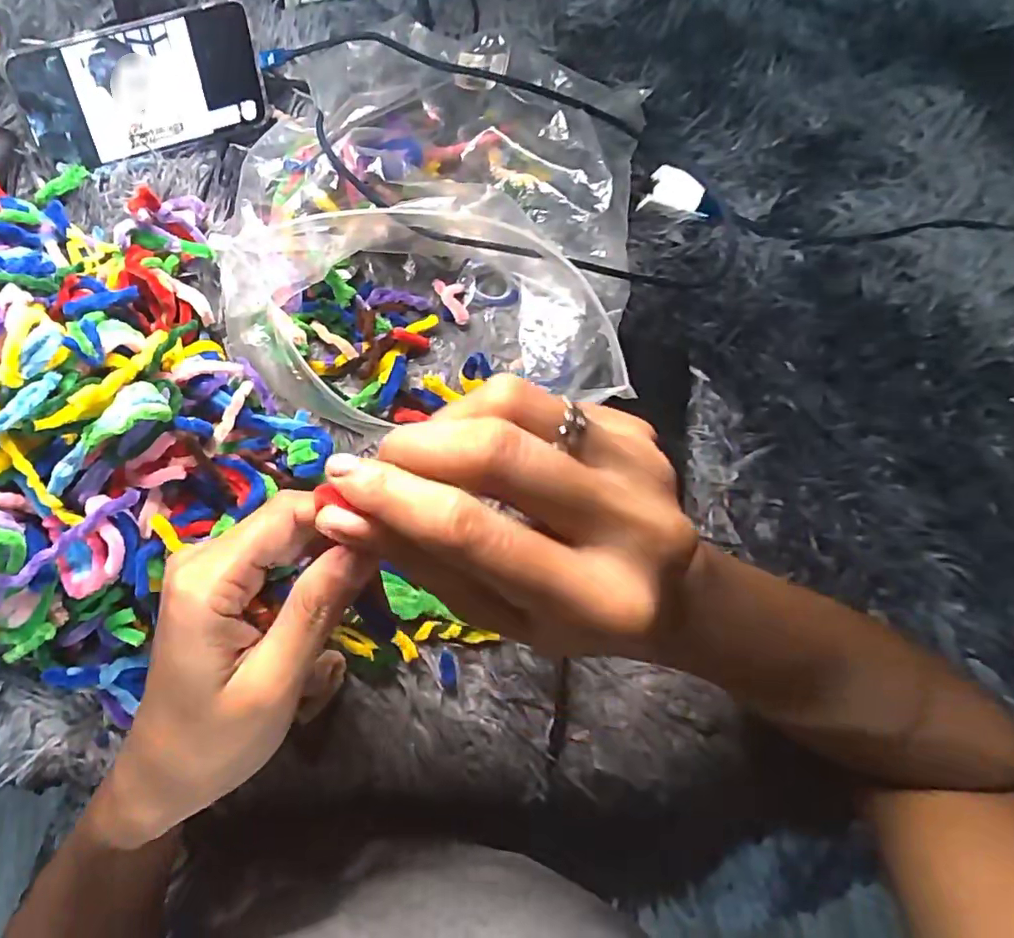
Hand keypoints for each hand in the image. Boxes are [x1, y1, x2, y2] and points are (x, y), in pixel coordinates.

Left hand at [90, 491, 375, 847]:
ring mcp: (203, 564)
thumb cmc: (215, 742)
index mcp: (206, 578)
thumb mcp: (274, 681)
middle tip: (380, 578)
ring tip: (360, 595)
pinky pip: (268, 558)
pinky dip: (301, 574)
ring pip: (280, 537)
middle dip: (334, 540)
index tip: (386, 539)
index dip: (338, 515)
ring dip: (322, 559)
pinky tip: (323, 604)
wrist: (162, 771)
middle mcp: (199, 555)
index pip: (283, 513)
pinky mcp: (212, 579)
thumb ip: (315, 608)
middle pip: (282, 521)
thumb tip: (362, 545)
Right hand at [311, 375, 697, 660]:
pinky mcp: (634, 425)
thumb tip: (341, 515)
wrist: (674, 591)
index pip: (473, 530)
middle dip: (414, 449)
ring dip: (444, 421)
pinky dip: (480, 412)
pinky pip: (533, 396)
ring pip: (511, 403)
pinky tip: (474, 442)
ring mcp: (638, 461)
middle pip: (495, 450)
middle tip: (378, 462)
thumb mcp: (493, 612)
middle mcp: (630, 521)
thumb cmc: (568, 617)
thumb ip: (419, 560)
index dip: (395, 498)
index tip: (340, 481)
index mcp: (593, 596)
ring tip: (424, 452)